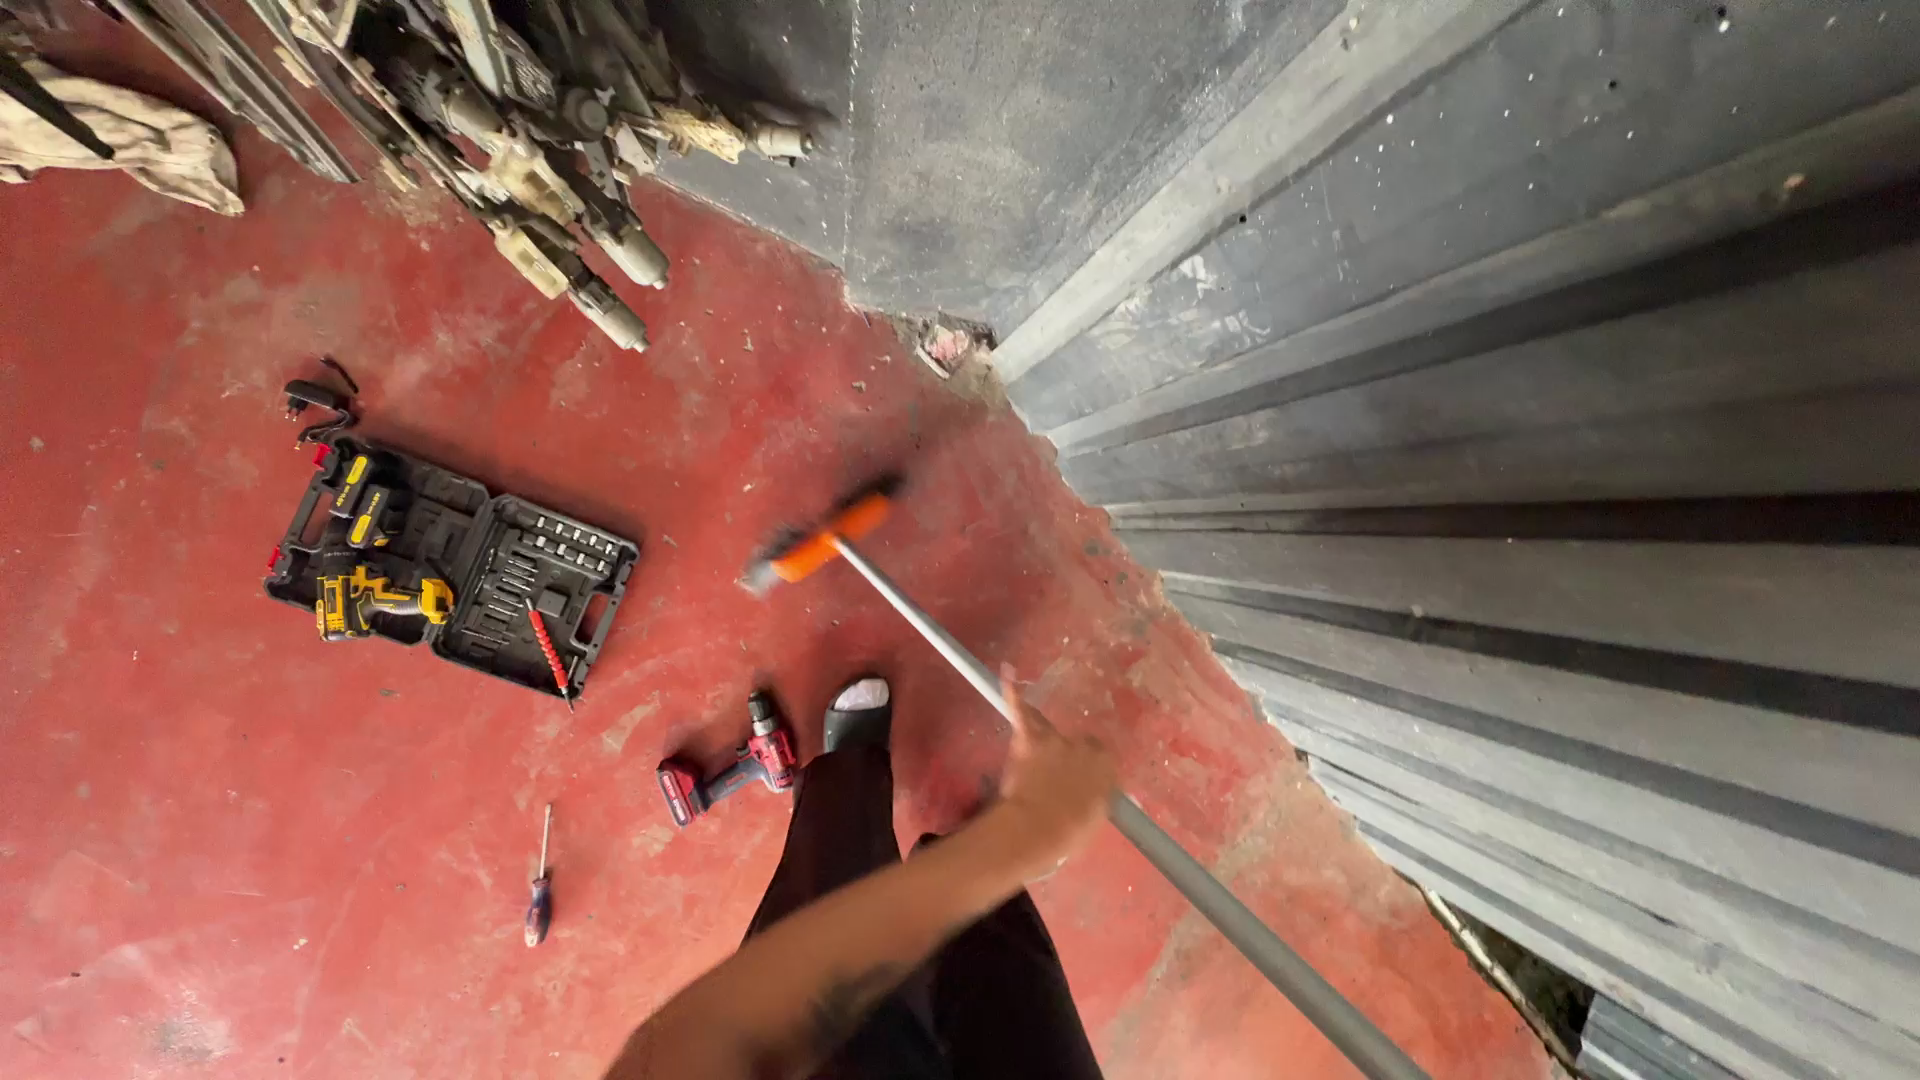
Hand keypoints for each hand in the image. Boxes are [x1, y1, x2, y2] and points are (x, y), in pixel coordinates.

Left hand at [989, 664, 1117, 880]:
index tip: (1078, 784)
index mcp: (1106, 767)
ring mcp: (1055, 739)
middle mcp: (1084, 747)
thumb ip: (1096, 798)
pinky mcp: (1028, 737)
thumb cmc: (1069, 833)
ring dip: (1044, 741)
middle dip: (1067, 759)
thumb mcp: (1094, 819)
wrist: (1036, 830)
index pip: (1101, 759)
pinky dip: (1012, 690)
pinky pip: (1020, 709)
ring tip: (1034, 761)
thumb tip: (1093, 793)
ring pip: (1049, 729)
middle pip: (1077, 744)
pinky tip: (1008, 672)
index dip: (1086, 771)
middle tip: (1054, 782)